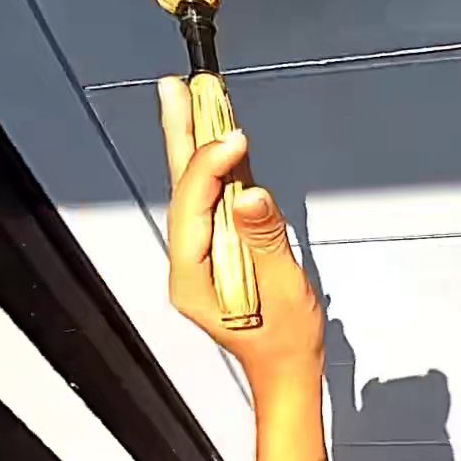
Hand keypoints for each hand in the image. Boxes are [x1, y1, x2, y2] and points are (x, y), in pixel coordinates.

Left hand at [160, 77, 323, 395]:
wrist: (286, 370)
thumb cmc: (284, 342)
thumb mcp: (282, 292)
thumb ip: (265, 243)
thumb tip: (250, 194)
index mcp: (193, 277)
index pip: (194, 208)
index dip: (211, 168)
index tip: (235, 137)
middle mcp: (189, 263)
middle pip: (183, 190)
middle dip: (181, 138)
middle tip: (174, 90)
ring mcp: (203, 257)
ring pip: (196, 193)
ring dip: (194, 147)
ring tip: (190, 101)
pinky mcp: (220, 253)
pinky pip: (214, 206)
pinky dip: (217, 172)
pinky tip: (218, 146)